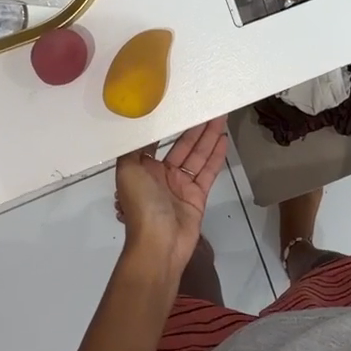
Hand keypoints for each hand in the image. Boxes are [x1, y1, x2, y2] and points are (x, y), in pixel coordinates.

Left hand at [113, 118, 228, 278]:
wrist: (159, 244)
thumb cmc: (141, 205)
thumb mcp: (127, 172)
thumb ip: (135, 149)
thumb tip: (141, 127)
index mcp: (144, 170)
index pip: (158, 142)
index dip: (169, 126)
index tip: (179, 107)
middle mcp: (163, 176)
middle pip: (182, 146)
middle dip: (195, 127)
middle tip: (208, 106)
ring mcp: (181, 186)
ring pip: (197, 156)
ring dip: (208, 137)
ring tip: (220, 116)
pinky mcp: (198, 196)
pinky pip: (208, 171)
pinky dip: (216, 156)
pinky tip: (223, 139)